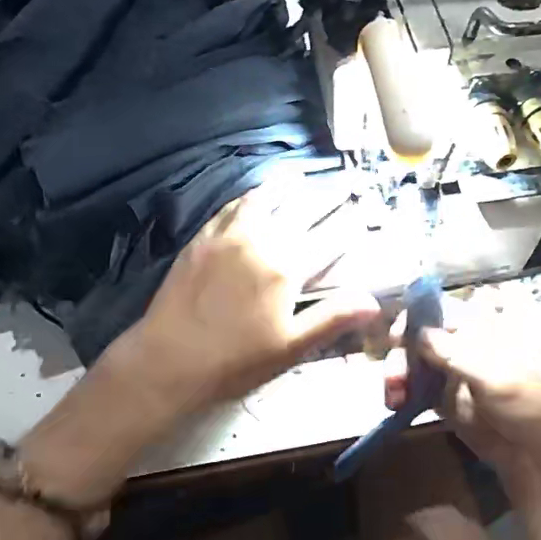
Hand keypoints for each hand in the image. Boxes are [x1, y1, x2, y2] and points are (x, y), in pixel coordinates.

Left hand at [110, 179, 381, 415]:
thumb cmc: (235, 361)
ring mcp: (224, 238)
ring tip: (293, 178)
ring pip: (258, 201)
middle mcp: (257, 242)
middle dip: (321, 199)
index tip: (362, 213)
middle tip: (339, 186)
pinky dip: (245, 199)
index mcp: (284, 268)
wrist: (166, 361)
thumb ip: (332, 319)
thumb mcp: (290, 348)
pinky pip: (227, 209)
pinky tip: (248, 199)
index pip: (326, 239)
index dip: (347, 226)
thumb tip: (374, 302)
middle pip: (295, 211)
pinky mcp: (198, 242)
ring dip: (280, 188)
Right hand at [384, 304, 540, 506]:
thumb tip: (420, 332)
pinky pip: (412, 389)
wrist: (535, 454)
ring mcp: (449, 373)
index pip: (439, 312)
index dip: (414, 319)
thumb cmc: (527, 406)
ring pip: (411, 363)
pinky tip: (395, 405)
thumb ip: (457, 354)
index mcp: (479, 330)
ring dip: (396, 375)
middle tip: (394, 379)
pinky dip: (399, 394)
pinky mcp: (440, 399)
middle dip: (400, 354)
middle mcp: (460, 346)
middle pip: (418, 337)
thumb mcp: (495, 378)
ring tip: (394, 398)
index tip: (396, 337)